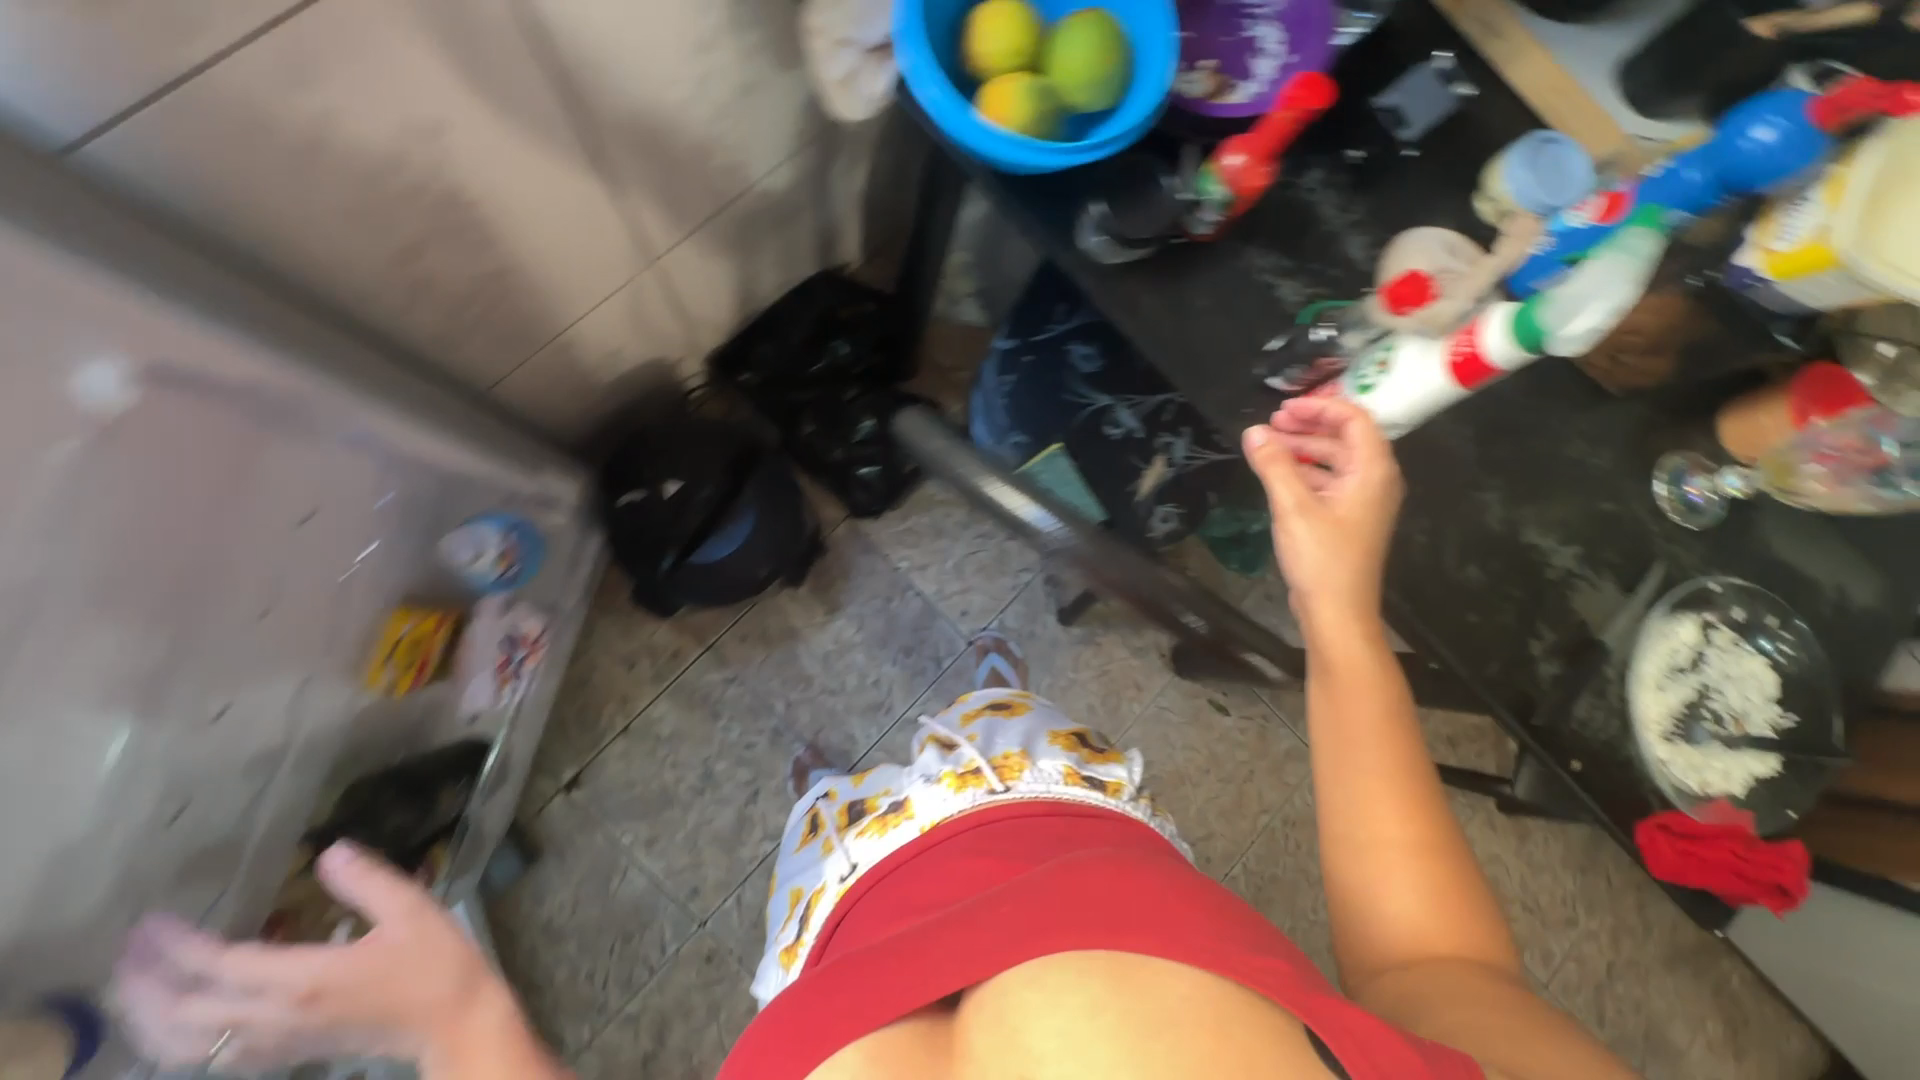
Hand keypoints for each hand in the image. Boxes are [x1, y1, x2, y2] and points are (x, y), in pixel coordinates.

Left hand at [113, 842, 512, 1070]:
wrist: (454, 1022)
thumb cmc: (437, 964)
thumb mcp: (414, 910)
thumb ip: (368, 881)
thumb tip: (328, 852)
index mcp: (305, 980)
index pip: (219, 965)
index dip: (177, 945)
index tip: (152, 919)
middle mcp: (277, 1018)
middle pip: (183, 1013)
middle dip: (145, 983)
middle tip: (129, 948)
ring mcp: (277, 1043)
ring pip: (185, 1045)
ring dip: (150, 1018)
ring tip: (137, 987)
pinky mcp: (286, 1055)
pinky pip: (210, 1057)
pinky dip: (178, 1041)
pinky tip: (181, 1022)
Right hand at [1241, 396, 1403, 633]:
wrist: (1337, 612)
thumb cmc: (1322, 558)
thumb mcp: (1293, 507)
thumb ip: (1274, 465)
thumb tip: (1254, 431)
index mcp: (1372, 471)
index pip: (1354, 419)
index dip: (1320, 407)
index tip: (1284, 409)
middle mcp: (1374, 480)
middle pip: (1345, 437)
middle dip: (1308, 426)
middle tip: (1271, 423)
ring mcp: (1363, 501)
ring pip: (1334, 461)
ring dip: (1303, 449)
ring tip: (1267, 447)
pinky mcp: (1348, 519)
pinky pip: (1329, 482)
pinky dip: (1305, 472)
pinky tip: (1277, 475)